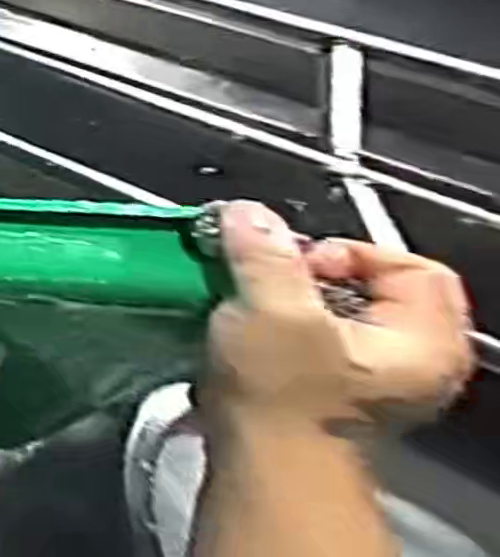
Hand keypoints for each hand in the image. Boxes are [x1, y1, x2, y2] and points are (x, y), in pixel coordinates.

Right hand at [206, 201, 472, 432]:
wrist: (264, 453)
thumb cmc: (282, 390)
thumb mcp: (272, 313)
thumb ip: (265, 257)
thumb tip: (249, 212)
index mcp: (423, 341)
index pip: (411, 266)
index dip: (349, 251)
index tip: (292, 261)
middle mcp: (410, 354)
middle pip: (369, 281)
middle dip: (305, 267)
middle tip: (262, 274)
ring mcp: (369, 369)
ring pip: (333, 301)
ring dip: (282, 286)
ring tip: (242, 291)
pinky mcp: (327, 375)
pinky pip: (308, 323)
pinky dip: (274, 309)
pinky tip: (242, 315)